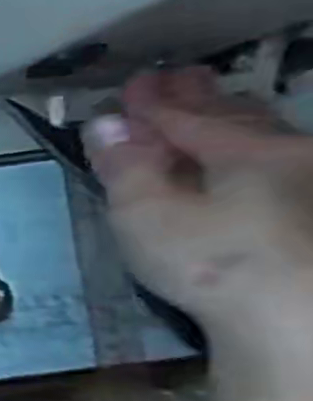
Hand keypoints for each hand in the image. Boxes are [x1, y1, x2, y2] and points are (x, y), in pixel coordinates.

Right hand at [85, 67, 312, 373]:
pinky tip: (256, 156)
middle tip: (179, 80)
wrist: (302, 320)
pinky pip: (284, 161)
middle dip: (203, 100)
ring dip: (235, 120)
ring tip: (215, 109)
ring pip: (271, 138)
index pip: (187, 118)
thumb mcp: (146, 214)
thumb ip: (126, 166)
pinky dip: (257, 148)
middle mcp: (291, 156)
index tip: (132, 82)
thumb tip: (107, 123)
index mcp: (245, 152)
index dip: (155, 101)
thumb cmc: (211, 262)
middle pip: (239, 119)